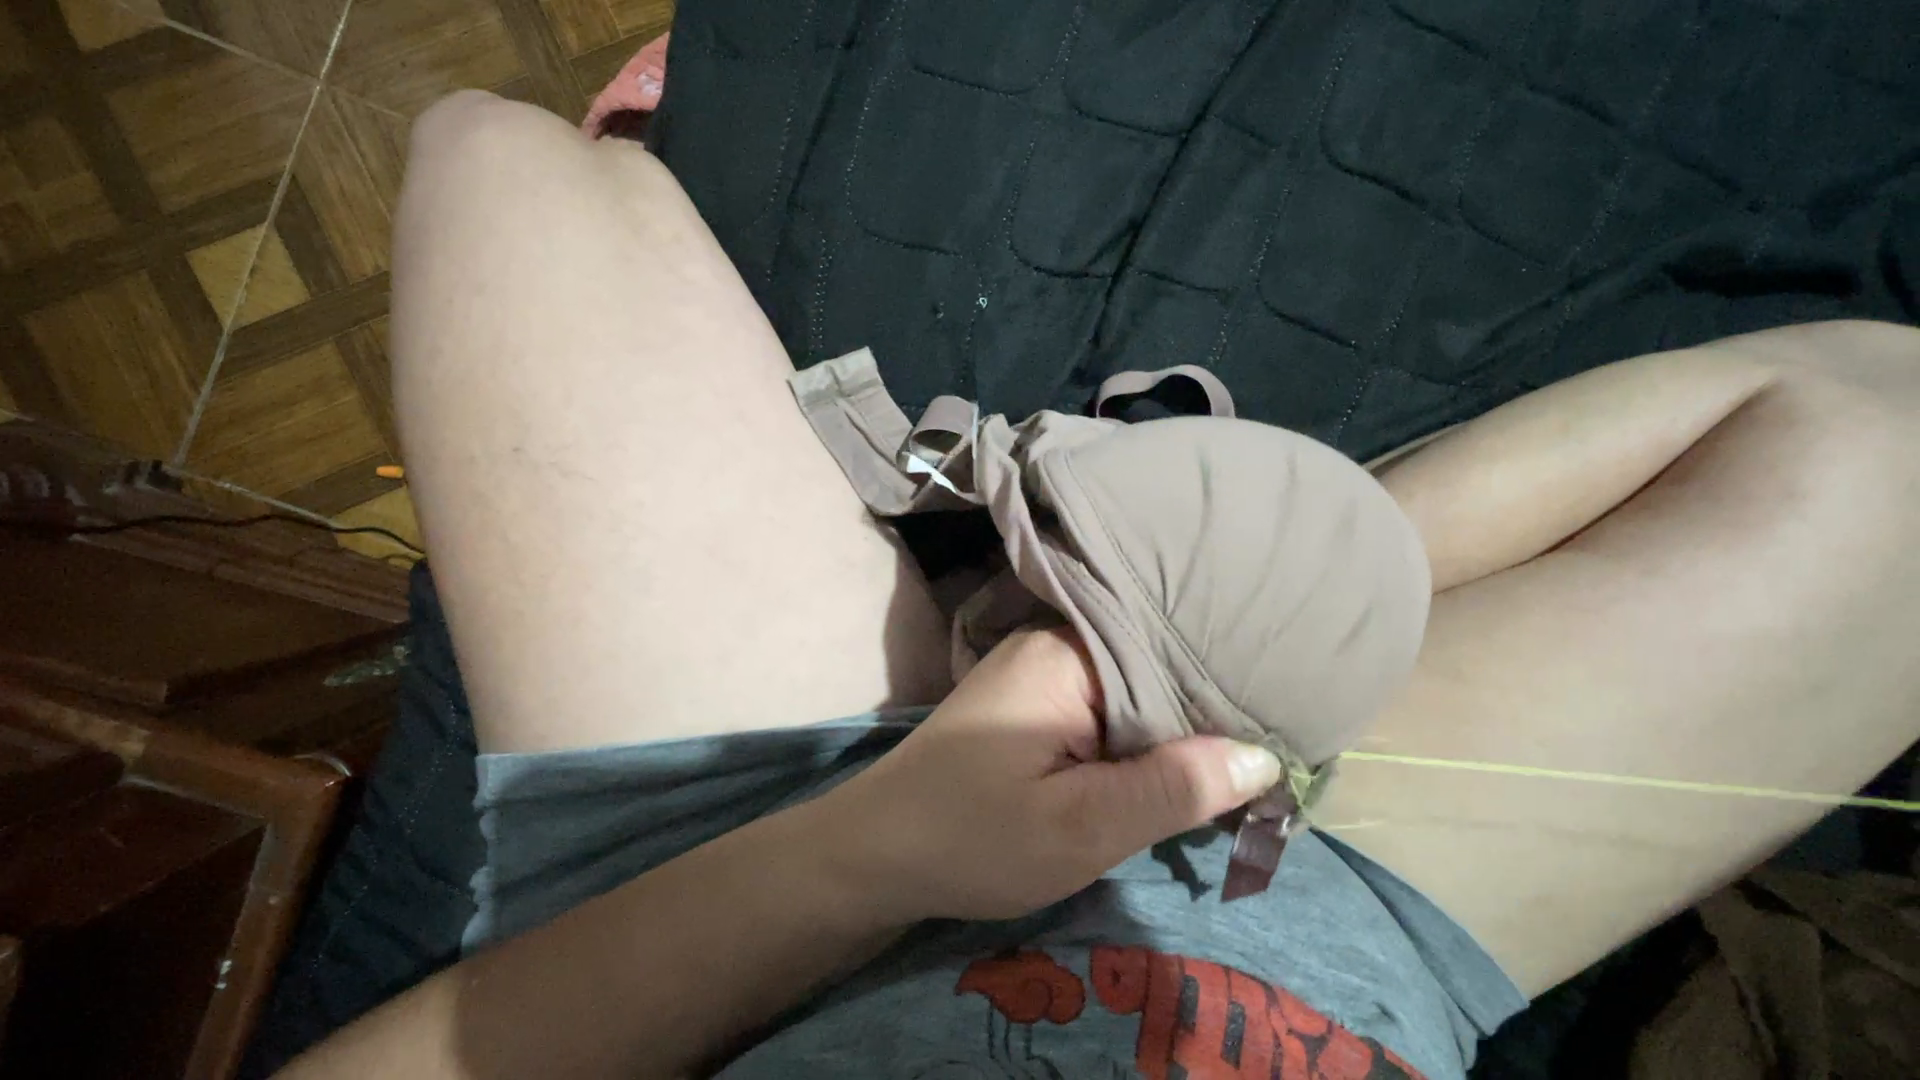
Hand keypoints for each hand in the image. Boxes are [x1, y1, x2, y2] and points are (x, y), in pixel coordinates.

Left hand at [818, 626, 1284, 922]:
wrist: (876, 853)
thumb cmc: (972, 839)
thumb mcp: (1080, 828)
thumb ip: (1171, 789)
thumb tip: (1264, 757)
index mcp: (1068, 654)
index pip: (1176, 658)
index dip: (1233, 699)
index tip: (1291, 733)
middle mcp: (1056, 645)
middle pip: (1157, 672)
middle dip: (1209, 718)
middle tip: (1280, 756)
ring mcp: (1042, 672)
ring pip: (1135, 696)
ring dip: (1176, 735)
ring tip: (1245, 763)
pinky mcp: (1034, 702)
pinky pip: (1108, 712)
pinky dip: (1141, 742)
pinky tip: (1176, 767)